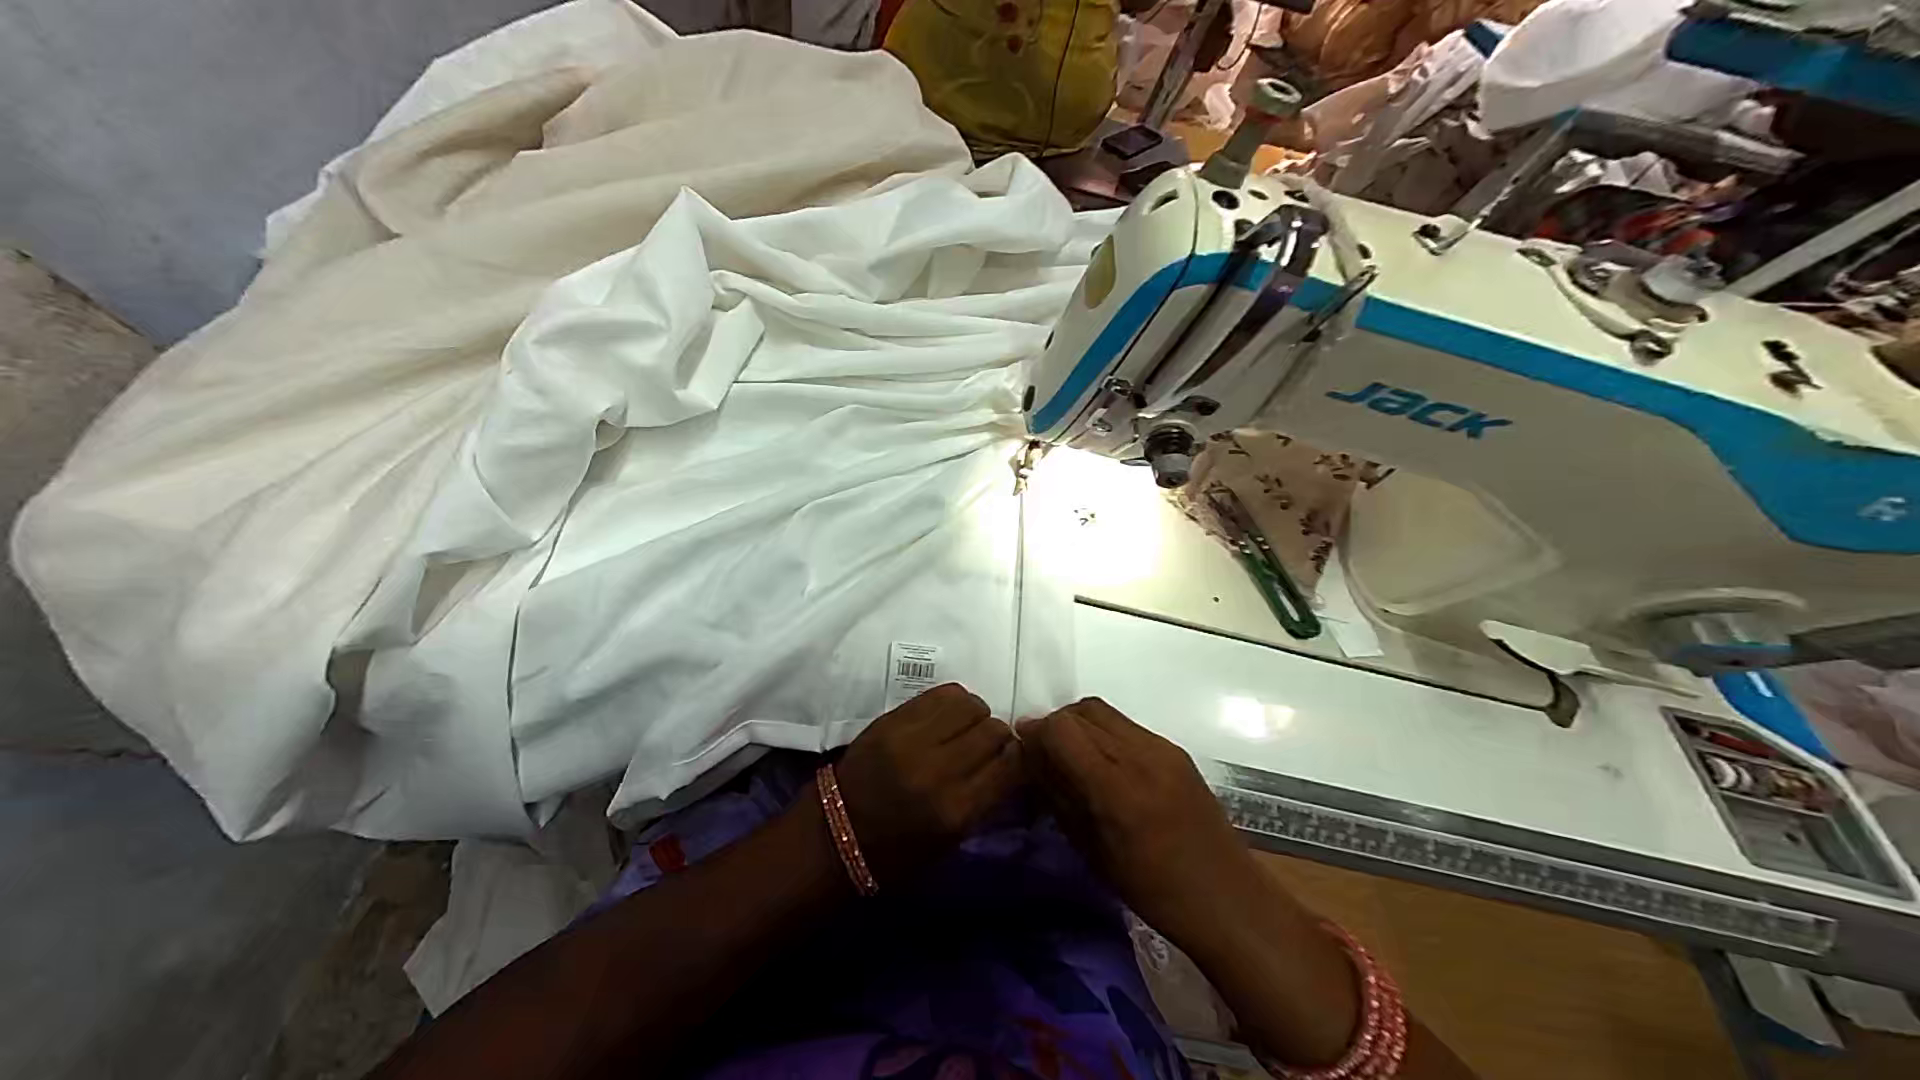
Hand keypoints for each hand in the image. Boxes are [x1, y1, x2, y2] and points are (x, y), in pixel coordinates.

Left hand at [832, 683, 1020, 886]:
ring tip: (965, 729)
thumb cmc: (898, 854)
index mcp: (958, 810)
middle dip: (998, 737)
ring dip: (976, 716)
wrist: (834, 836)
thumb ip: (985, 799)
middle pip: (994, 730)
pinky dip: (952, 703)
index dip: (1020, 758)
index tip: (1013, 760)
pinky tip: (946, 717)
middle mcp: (939, 770)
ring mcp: (912, 740)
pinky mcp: (892, 720)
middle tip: (986, 746)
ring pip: (970, 704)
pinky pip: (940, 694)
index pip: (1013, 764)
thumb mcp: (952, 840)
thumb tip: (1013, 764)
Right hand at [1019, 697, 1259, 941]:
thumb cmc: (1151, 890)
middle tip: (1046, 753)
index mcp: (1116, 787)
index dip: (1036, 731)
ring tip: (1074, 758)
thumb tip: (1032, 758)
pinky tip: (1105, 765)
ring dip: (1080, 725)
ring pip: (1105, 712)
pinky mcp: (1177, 751)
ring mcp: (1162, 749)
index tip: (1023, 748)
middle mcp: (1140, 755)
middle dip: (1056, 725)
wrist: (1226, 898)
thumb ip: (1058, 795)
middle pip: (1082, 711)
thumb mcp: (1091, 849)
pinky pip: (1128, 727)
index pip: (1062, 729)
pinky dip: (1105, 734)